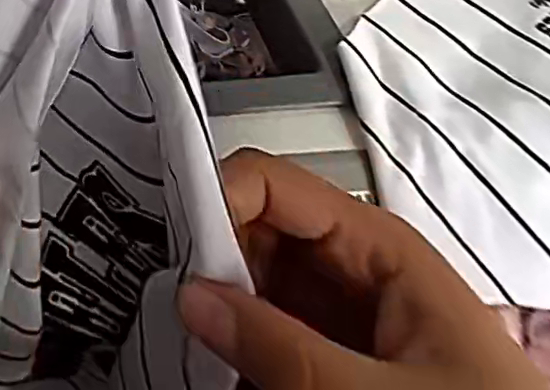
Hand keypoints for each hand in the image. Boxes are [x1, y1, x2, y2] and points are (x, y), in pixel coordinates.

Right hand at [179, 149, 544, 389]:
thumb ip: (283, 348)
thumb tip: (189, 294)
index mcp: (374, 242)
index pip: (272, 183)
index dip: (220, 199)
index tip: (181, 252)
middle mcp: (350, 261)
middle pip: (255, 226)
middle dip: (212, 258)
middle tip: (175, 306)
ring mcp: (339, 308)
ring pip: (253, 278)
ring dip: (220, 304)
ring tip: (191, 341)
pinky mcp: (332, 351)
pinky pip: (267, 325)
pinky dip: (238, 340)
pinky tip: (219, 366)